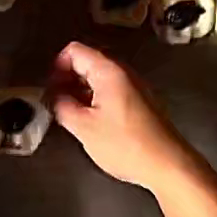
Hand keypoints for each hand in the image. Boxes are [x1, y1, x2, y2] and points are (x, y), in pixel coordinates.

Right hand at [48, 41, 201, 191]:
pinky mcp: (139, 103)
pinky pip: (111, 91)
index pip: (74, 51)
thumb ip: (61, 106)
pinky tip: (89, 121)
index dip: (56, 67)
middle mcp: (123, 73)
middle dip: (67, 79)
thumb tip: (53, 97)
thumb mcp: (83, 127)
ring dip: (80, 91)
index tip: (49, 87)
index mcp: (108, 72)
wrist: (166, 165)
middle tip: (55, 100)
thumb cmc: (126, 145)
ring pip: (99, 78)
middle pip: (87, 62)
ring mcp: (134, 87)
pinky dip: (95, 100)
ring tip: (69, 113)